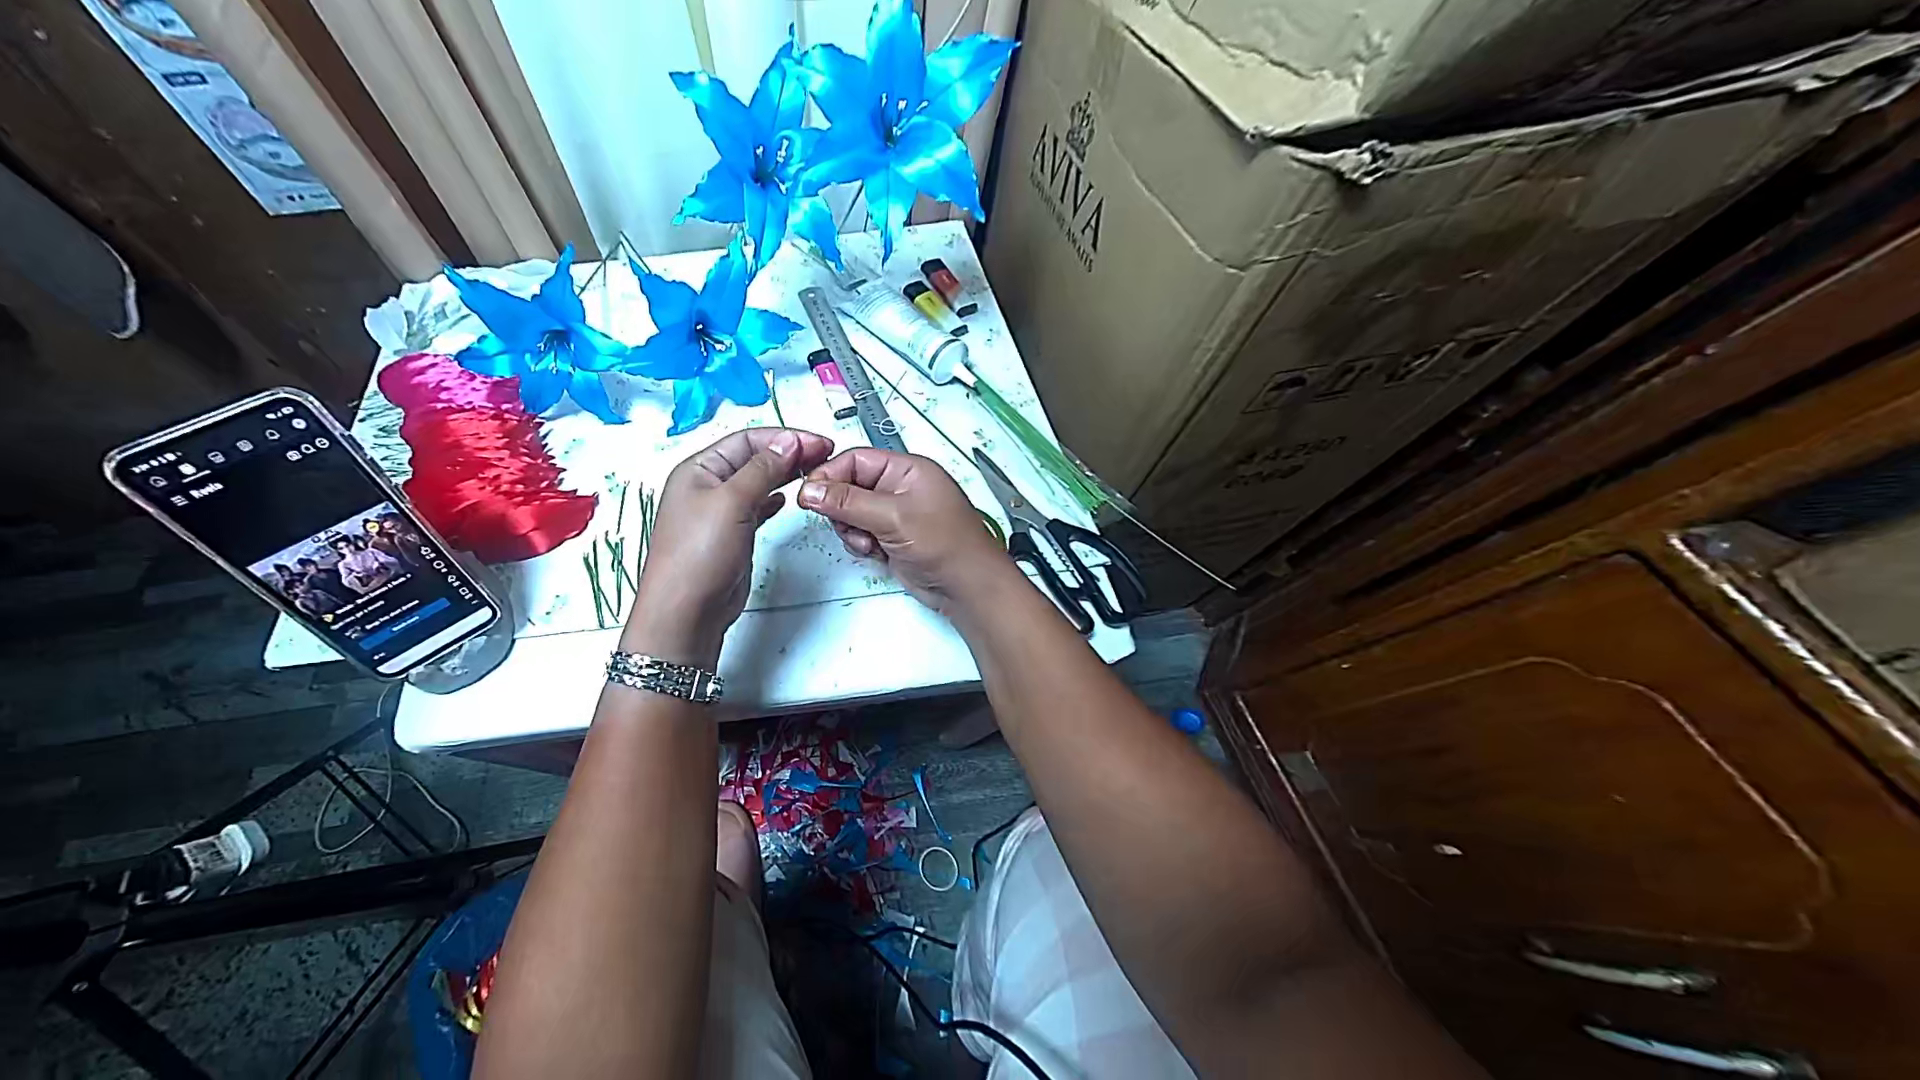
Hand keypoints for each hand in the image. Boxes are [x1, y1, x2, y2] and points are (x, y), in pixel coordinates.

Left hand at [624, 428, 833, 665]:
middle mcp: (708, 486)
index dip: (785, 438)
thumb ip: (763, 469)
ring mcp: (721, 511)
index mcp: (699, 469)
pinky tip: (787, 497)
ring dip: (786, 473)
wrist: (687, 612)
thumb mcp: (731, 502)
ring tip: (815, 471)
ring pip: (760, 481)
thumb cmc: (696, 556)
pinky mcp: (733, 534)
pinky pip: (758, 506)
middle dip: (790, 452)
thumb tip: (788, 442)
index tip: (817, 442)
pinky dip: (775, 499)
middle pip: (755, 458)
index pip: (749, 440)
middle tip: (824, 453)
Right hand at [795, 448, 1014, 615]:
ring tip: (869, 543)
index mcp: (906, 469)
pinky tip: (876, 553)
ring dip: (851, 530)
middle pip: (849, 487)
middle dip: (842, 509)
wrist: (966, 586)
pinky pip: (860, 533)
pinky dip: (861, 544)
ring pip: (851, 513)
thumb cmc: (945, 544)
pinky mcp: (892, 537)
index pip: (855, 459)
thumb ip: (847, 502)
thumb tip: (810, 489)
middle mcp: (899, 487)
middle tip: (848, 525)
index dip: (829, 476)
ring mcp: (895, 513)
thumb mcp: (892, 517)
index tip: (809, 495)